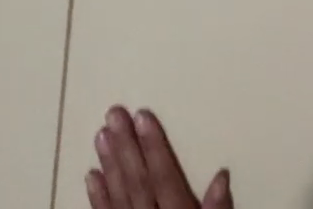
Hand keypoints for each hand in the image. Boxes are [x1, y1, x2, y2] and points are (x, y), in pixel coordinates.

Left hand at [88, 106, 231, 208]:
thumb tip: (221, 175)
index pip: (164, 178)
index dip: (154, 146)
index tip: (143, 115)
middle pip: (137, 182)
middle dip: (126, 147)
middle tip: (113, 114)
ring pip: (118, 197)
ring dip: (109, 165)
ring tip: (100, 135)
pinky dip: (97, 198)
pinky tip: (91, 176)